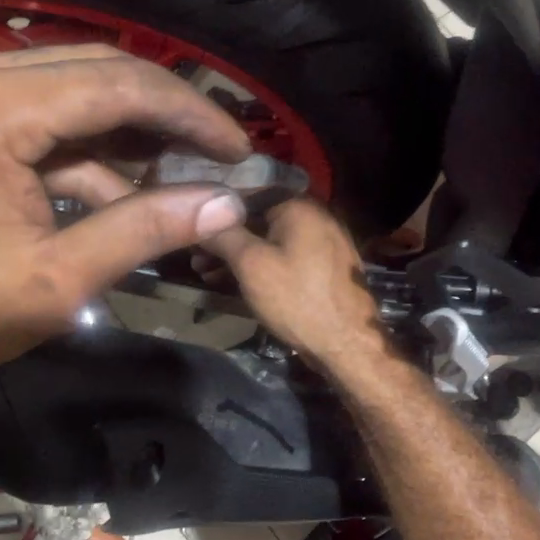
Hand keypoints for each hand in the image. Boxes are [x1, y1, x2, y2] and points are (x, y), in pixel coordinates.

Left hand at [0, 45, 252, 390]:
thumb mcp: (58, 280)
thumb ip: (145, 230)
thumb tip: (228, 204)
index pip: (116, 85)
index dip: (188, 112)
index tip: (237, 146)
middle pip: (96, 72)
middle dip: (162, 114)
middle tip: (216, 154)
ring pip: (69, 88)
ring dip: (124, 132)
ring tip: (179, 174)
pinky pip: (36, 112)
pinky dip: (80, 147)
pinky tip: (120, 185)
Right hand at [206, 200, 384, 364]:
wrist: (347, 345)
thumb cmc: (295, 298)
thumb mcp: (250, 263)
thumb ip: (223, 233)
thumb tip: (202, 212)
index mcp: (298, 206)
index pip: (245, 194)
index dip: (214, 211)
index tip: (191, 229)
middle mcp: (314, 215)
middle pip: (257, 218)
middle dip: (224, 237)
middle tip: (195, 257)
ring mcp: (322, 241)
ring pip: (269, 239)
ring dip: (237, 254)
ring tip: (206, 273)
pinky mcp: (324, 265)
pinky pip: (284, 255)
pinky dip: (260, 264)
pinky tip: (236, 281)